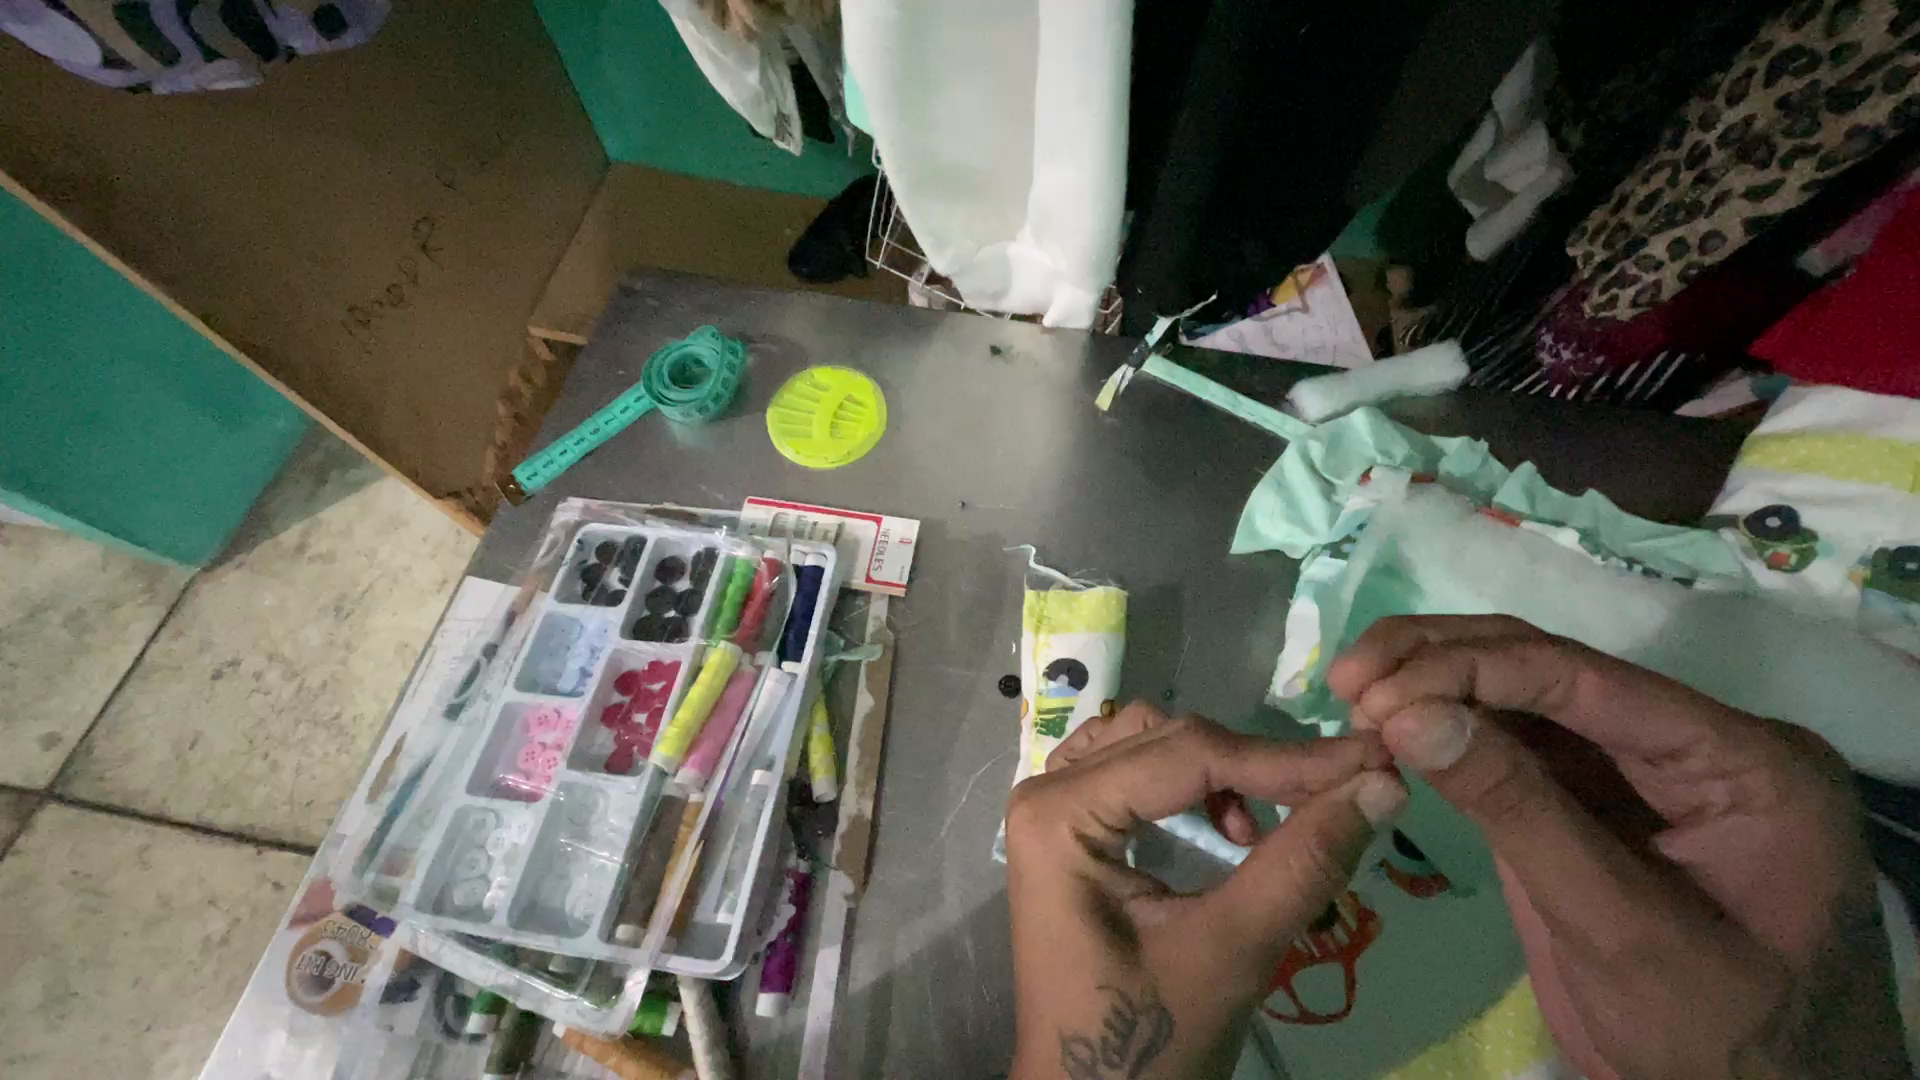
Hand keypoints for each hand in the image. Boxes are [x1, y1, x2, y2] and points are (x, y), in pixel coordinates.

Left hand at [1005, 702, 1406, 1079]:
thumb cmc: (1147, 1044)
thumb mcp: (1229, 954)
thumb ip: (1301, 864)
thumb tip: (1382, 786)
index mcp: (1060, 814)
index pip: (1183, 755)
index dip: (1283, 758)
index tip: (1372, 763)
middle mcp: (1044, 789)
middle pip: (1164, 740)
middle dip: (1255, 765)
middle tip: (1339, 794)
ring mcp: (1050, 803)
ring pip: (1149, 743)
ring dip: (1217, 770)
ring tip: (1257, 832)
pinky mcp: (1068, 822)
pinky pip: (1131, 767)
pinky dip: (1185, 780)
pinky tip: (1220, 821)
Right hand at [1328, 615, 1910, 1079]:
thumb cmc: (1711, 1035)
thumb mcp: (1614, 924)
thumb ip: (1514, 807)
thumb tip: (1406, 715)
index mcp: (1736, 758)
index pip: (1579, 677)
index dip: (1466, 669)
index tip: (1371, 695)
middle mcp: (1683, 736)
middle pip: (1538, 659)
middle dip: (1432, 659)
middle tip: (1345, 680)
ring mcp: (1629, 758)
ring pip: (1509, 682)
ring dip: (1423, 679)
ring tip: (1350, 694)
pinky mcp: (1579, 784)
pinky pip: (1499, 730)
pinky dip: (1435, 721)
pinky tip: (1385, 725)